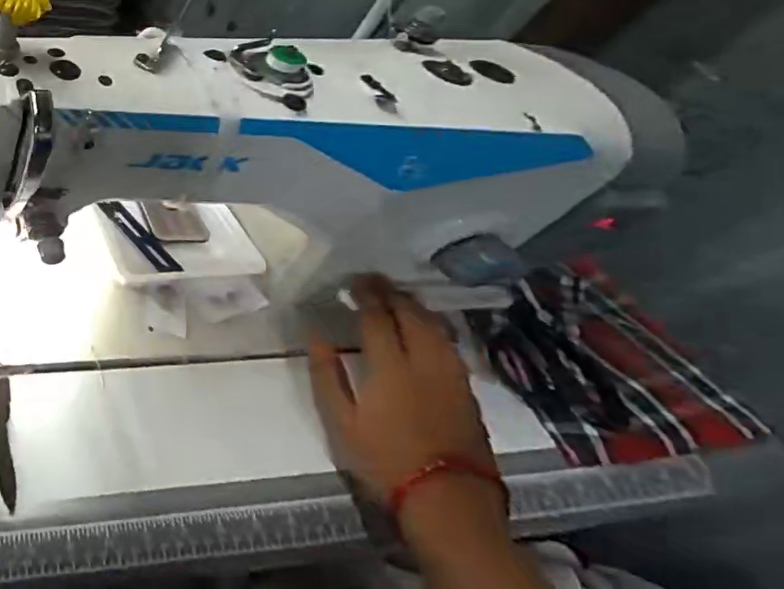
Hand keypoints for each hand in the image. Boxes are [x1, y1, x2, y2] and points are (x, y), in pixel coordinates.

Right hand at [307, 274, 494, 504]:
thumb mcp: (341, 420)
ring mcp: (452, 377)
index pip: (378, 317)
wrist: (448, 502)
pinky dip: (434, 327)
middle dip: (392, 293)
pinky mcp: (468, 393)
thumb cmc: (384, 459)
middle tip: (373, 280)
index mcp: (389, 366)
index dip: (365, 294)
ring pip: (436, 328)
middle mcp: (424, 362)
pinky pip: (449, 345)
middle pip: (411, 315)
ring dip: (416, 307)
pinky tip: (425, 328)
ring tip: (399, 297)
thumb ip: (326, 372)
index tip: (351, 281)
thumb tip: (315, 334)